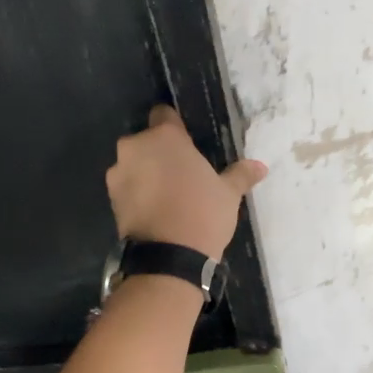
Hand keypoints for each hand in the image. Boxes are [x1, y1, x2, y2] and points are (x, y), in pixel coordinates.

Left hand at [105, 105, 266, 259]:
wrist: (169, 257)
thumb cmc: (203, 214)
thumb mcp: (229, 195)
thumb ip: (241, 175)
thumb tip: (261, 166)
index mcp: (165, 137)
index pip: (165, 115)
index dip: (176, 129)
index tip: (188, 147)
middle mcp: (136, 147)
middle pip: (147, 142)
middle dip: (160, 154)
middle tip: (182, 177)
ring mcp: (118, 173)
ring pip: (134, 165)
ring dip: (146, 175)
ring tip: (168, 199)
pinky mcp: (111, 199)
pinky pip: (127, 189)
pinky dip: (138, 195)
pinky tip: (156, 213)